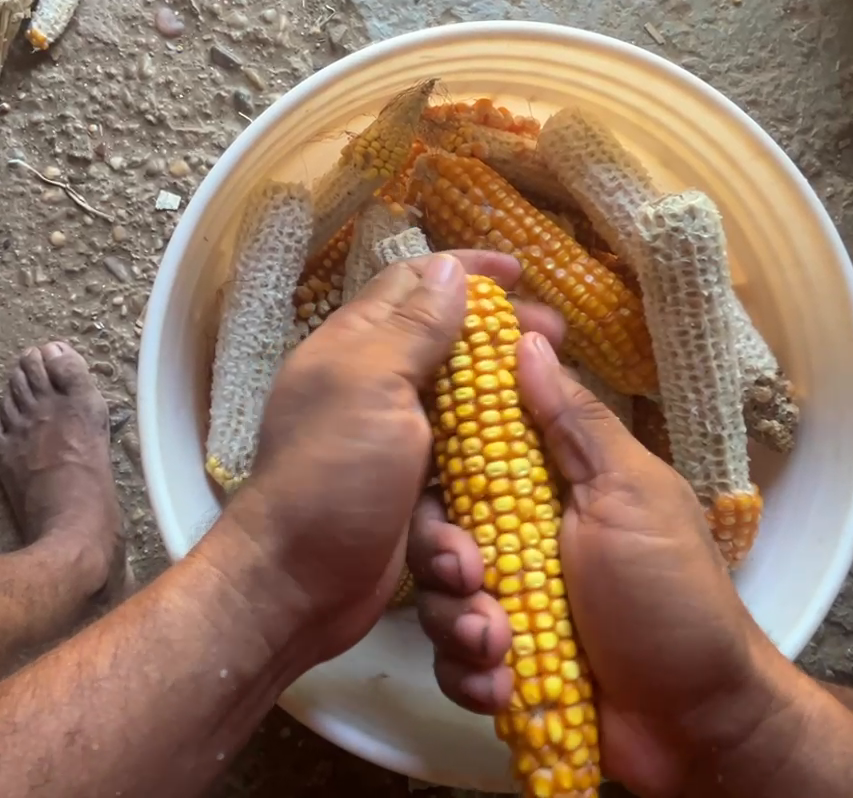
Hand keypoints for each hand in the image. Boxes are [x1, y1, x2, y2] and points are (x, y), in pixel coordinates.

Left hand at [219, 251, 565, 662]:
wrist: (298, 585)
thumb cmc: (335, 473)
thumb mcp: (372, 385)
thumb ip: (412, 327)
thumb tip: (448, 267)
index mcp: (356, 344)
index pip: (413, 282)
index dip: (466, 271)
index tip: (520, 274)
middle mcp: (374, 381)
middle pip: (447, 338)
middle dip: (500, 333)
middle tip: (554, 334)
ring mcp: (393, 435)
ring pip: (460, 398)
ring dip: (502, 395)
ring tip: (548, 397)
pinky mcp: (412, 483)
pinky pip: (460, 456)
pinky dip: (487, 455)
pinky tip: (522, 457)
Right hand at [407, 333, 792, 795]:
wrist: (697, 724)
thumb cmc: (670, 593)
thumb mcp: (630, 494)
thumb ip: (575, 422)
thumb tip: (528, 341)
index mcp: (542, 480)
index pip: (470, 440)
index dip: (439, 441)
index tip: (421, 451)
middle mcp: (512, 530)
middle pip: (434, 520)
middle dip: (441, 551)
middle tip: (471, 575)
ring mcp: (501, 595)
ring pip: (434, 592)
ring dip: (457, 622)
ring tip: (498, 648)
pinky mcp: (493, 655)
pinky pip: (449, 656)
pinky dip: (467, 674)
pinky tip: (502, 688)